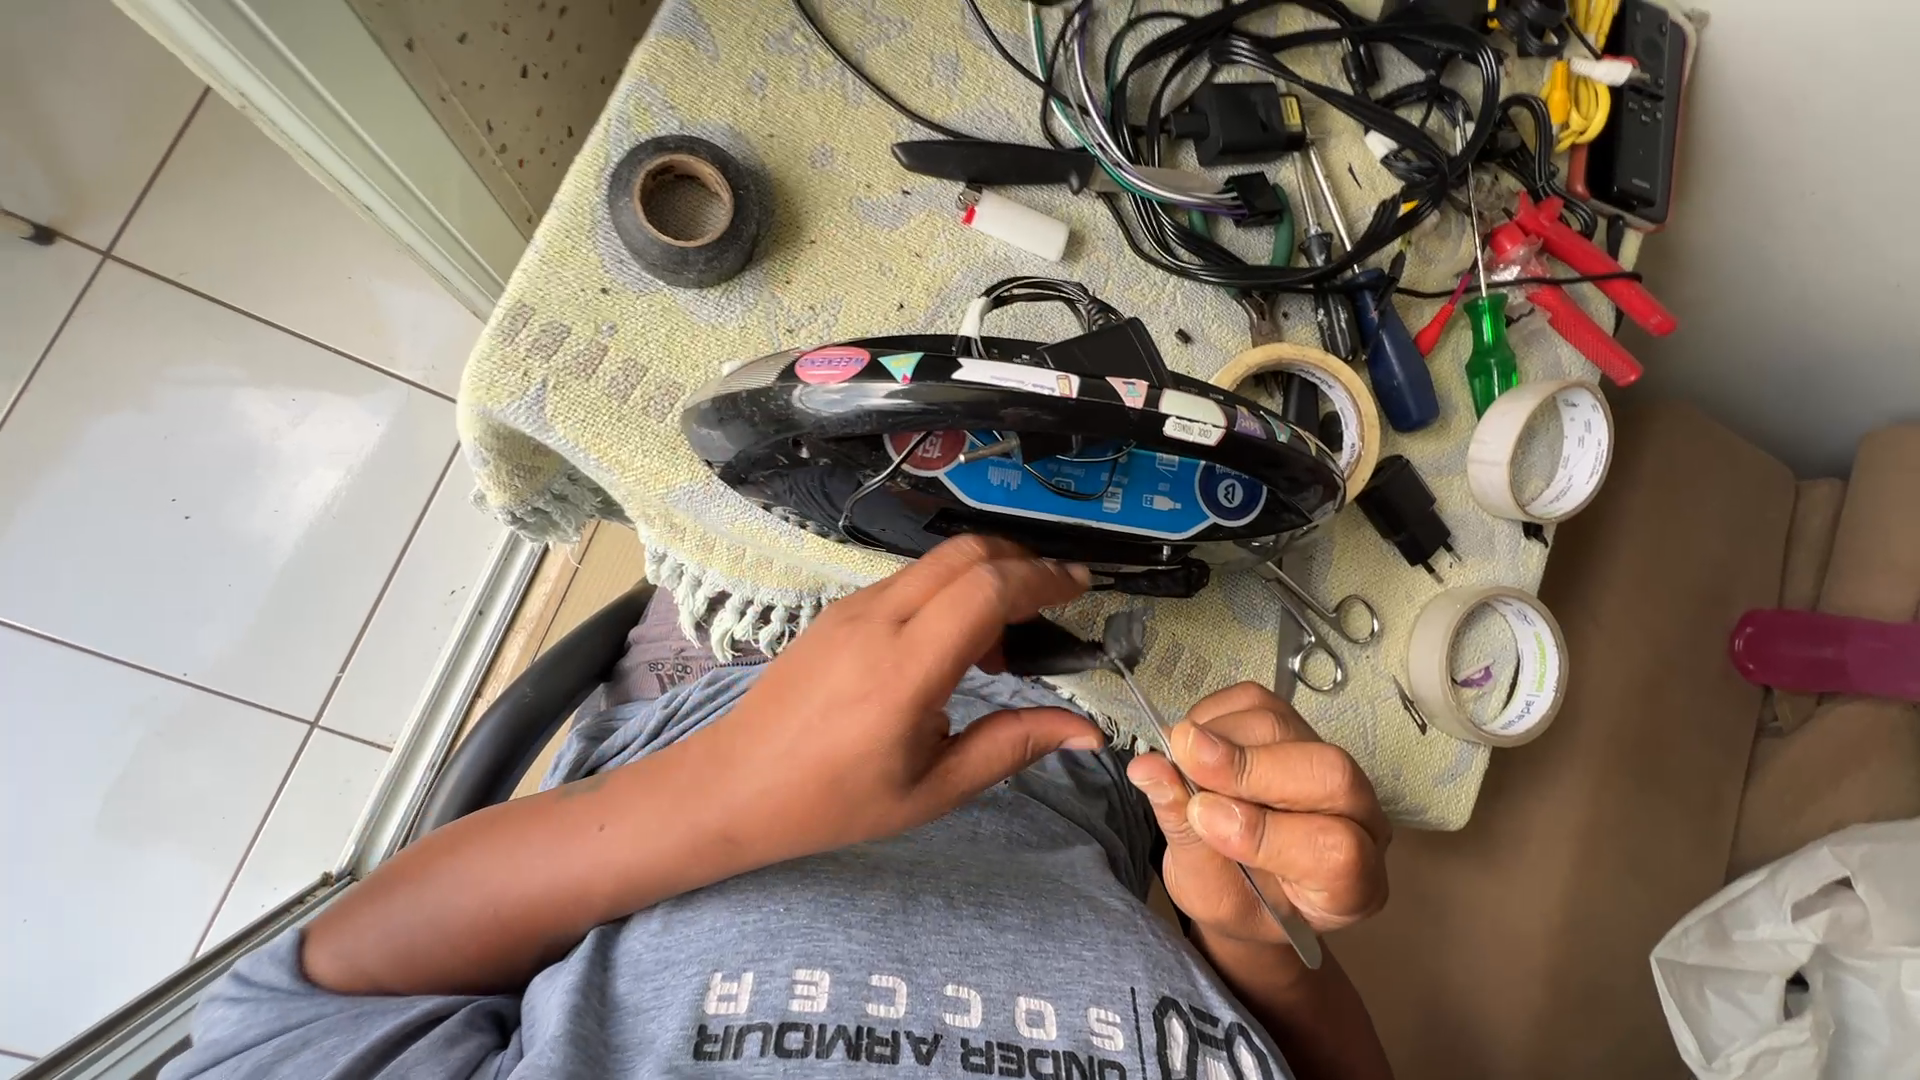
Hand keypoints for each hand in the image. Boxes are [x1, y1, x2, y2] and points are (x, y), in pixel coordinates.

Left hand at [682, 535, 1104, 866]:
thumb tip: (1087, 731)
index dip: (1043, 579)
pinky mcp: (840, 609)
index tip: (1081, 588)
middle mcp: (878, 619)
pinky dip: (952, 589)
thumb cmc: (835, 802)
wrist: (735, 783)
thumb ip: (1012, 746)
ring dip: (987, 576)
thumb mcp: (933, 789)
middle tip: (1058, 598)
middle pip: (966, 553)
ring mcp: (853, 606)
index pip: (986, 590)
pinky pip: (910, 580)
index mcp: (904, 668)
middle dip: (1024, 561)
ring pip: (937, 561)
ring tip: (1007, 641)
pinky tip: (956, 643)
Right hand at [1125, 682, 1388, 945]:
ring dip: (1220, 735)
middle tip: (1185, 756)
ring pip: (1284, 728)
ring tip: (1178, 756)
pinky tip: (1190, 740)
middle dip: (1249, 764)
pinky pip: (1256, 701)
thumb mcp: (1205, 889)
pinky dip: (1213, 714)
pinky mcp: (1290, 724)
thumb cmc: (1233, 896)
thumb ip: (1185, 832)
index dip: (1267, 830)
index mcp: (1351, 883)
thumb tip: (1149, 768)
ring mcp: (1325, 762)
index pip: (1335, 850)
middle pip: (1327, 773)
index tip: (1203, 816)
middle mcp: (1356, 816)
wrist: (1239, 877)